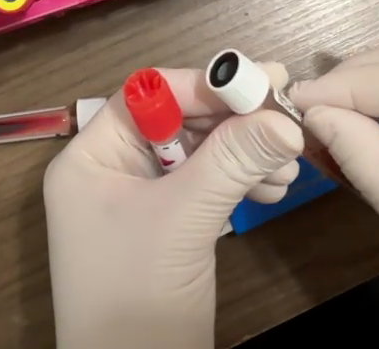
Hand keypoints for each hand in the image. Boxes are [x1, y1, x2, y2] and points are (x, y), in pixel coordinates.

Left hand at [44, 63, 303, 348]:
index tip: (258, 80)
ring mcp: (138, 199)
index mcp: (90, 157)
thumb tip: (283, 119)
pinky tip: (275, 185)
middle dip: (231, 120)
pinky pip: (203, 184)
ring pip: (196, 152)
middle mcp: (110, 169)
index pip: (147, 97)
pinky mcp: (166, 226)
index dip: (202, 86)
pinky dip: (239, 180)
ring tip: (287, 159)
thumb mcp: (183, 221)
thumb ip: (231, 162)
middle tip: (284, 110)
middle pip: (177, 121)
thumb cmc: (136, 298)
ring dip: (242, 151)